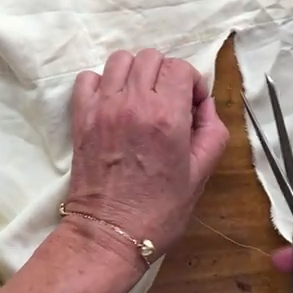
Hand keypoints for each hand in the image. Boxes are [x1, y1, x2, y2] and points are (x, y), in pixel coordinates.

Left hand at [65, 49, 229, 268]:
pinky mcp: (81, 116)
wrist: (109, 235)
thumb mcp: (200, 174)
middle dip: (165, 74)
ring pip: (120, 60)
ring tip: (140, 98)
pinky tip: (113, 104)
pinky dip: (102, 83)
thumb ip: (212, 131)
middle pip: (151, 57)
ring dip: (135, 73)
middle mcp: (133, 104)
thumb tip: (205, 104)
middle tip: (168, 102)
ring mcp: (103, 107)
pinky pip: (88, 78)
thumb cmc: (159, 211)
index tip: (191, 105)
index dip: (192, 82)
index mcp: (166, 117)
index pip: (180, 68)